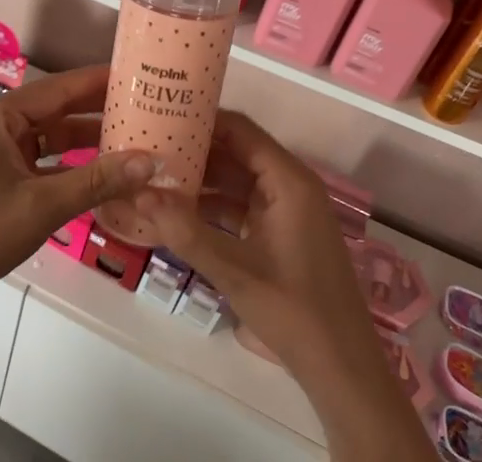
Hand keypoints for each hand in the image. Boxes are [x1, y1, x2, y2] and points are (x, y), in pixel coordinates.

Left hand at [0, 66, 155, 313]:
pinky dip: (72, 169)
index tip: (141, 75)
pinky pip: (43, 163)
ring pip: (52, 139)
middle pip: (57, 111)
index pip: (60, 88)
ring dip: (89, 144)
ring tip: (137, 140)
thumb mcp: (45, 204)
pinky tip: (107, 177)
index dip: (100, 82)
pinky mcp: (0, 178)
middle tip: (148, 108)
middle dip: (99, 113)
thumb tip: (153, 161)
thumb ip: (99, 180)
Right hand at [136, 111, 371, 382]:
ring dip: (200, 178)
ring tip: (153, 174)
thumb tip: (138, 194)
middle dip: (193, 148)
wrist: (342, 368)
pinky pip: (243, 204)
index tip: (159, 114)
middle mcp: (291, 186)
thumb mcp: (234, 271)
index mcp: (289, 182)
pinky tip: (176, 211)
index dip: (201, 118)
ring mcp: (289, 210)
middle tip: (145, 145)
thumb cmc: (295, 312)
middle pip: (237, 151)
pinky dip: (212, 204)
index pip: (240, 130)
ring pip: (237, 179)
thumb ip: (185, 231)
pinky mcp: (283, 232)